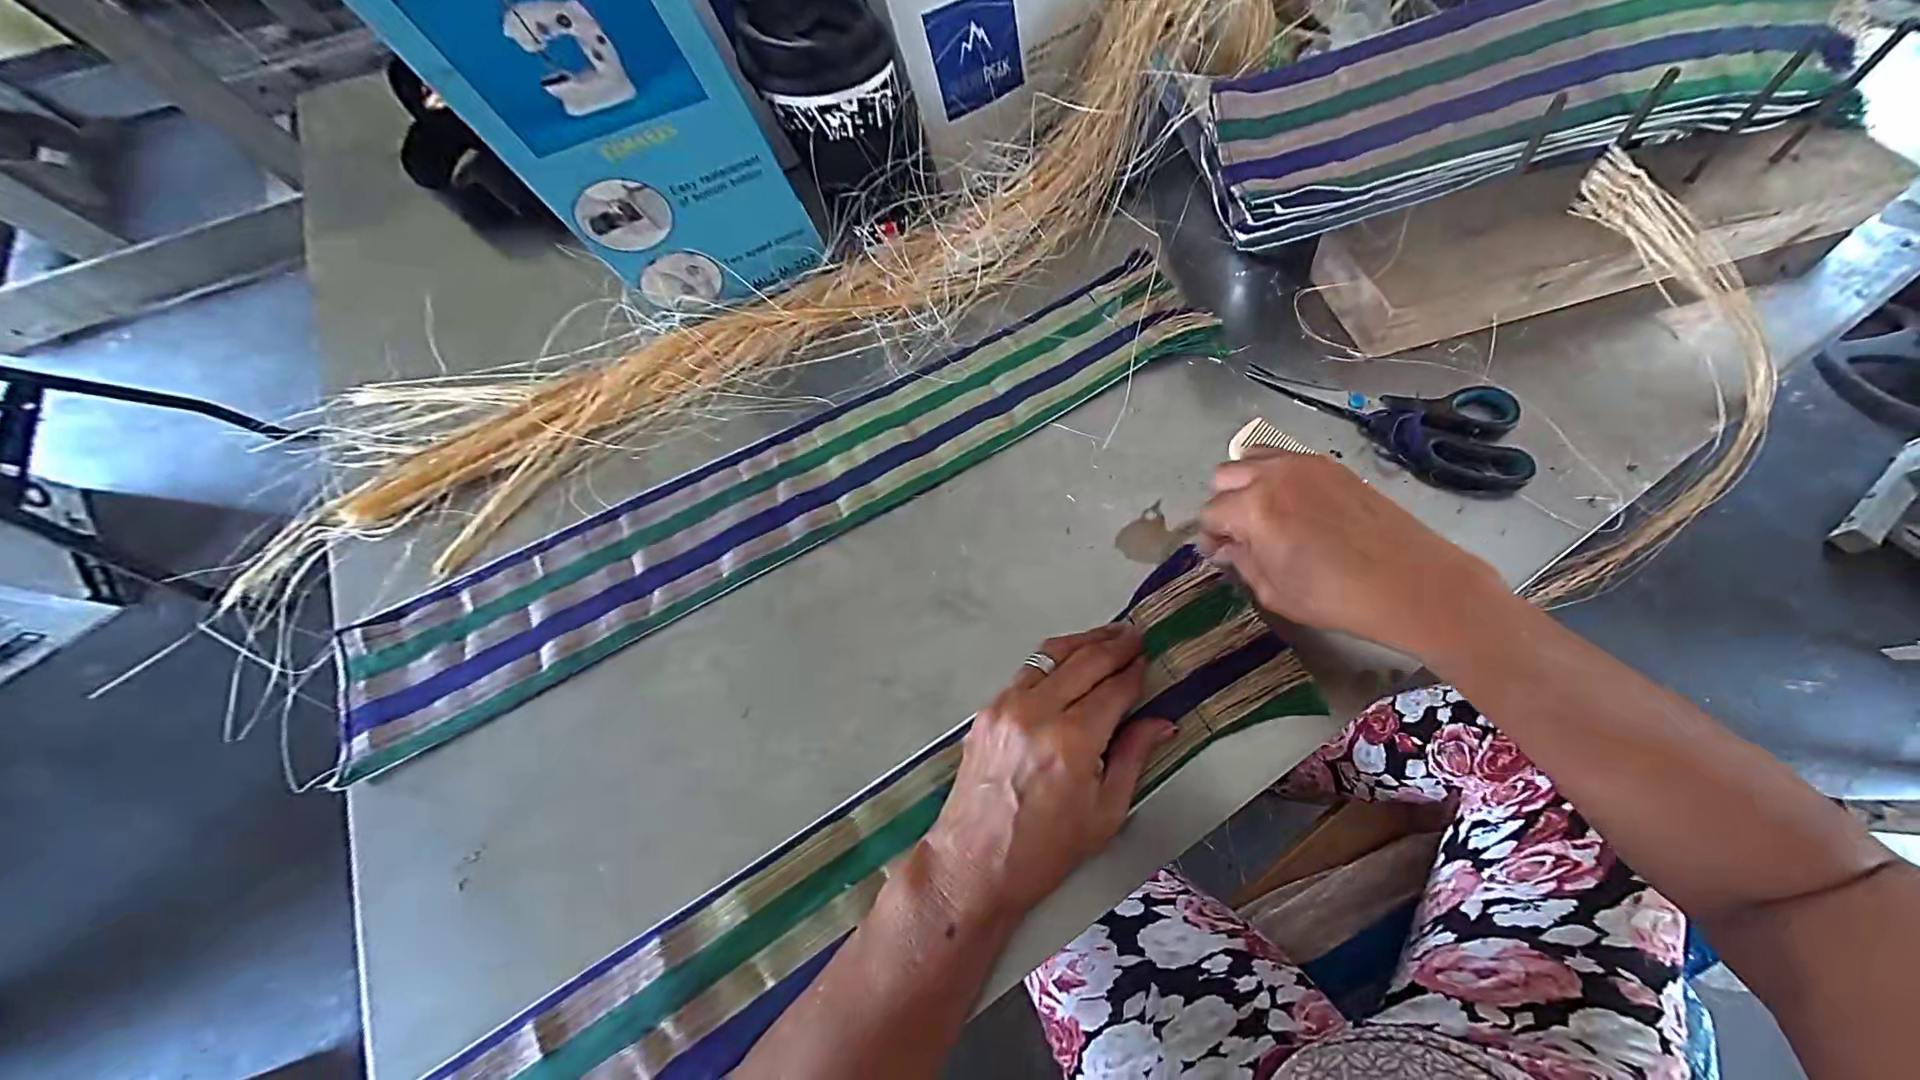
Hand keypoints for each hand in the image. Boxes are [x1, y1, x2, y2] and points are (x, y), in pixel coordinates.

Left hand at [913, 625, 1174, 927]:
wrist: (974, 864)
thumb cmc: (1045, 850)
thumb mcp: (1105, 813)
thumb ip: (1134, 757)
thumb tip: (1162, 722)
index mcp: (1070, 741)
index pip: (1113, 689)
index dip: (1135, 672)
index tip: (1149, 660)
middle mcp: (1035, 713)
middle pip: (1083, 662)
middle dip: (1114, 645)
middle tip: (1134, 635)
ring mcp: (1004, 707)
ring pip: (1049, 657)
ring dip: (1081, 643)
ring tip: (1106, 636)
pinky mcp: (986, 711)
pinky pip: (1025, 674)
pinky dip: (1051, 663)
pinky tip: (1067, 664)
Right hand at [1197, 449, 1511, 658]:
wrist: (1413, 583)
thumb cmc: (1336, 597)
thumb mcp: (1273, 592)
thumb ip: (1240, 562)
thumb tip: (1227, 546)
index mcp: (1253, 507)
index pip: (1210, 514)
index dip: (1210, 538)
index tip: (1221, 554)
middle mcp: (1274, 475)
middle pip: (1224, 476)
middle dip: (1224, 504)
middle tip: (1240, 533)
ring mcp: (1305, 464)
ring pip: (1253, 458)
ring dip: (1247, 483)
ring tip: (1264, 513)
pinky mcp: (1333, 466)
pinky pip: (1286, 459)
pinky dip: (1277, 476)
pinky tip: (1293, 505)